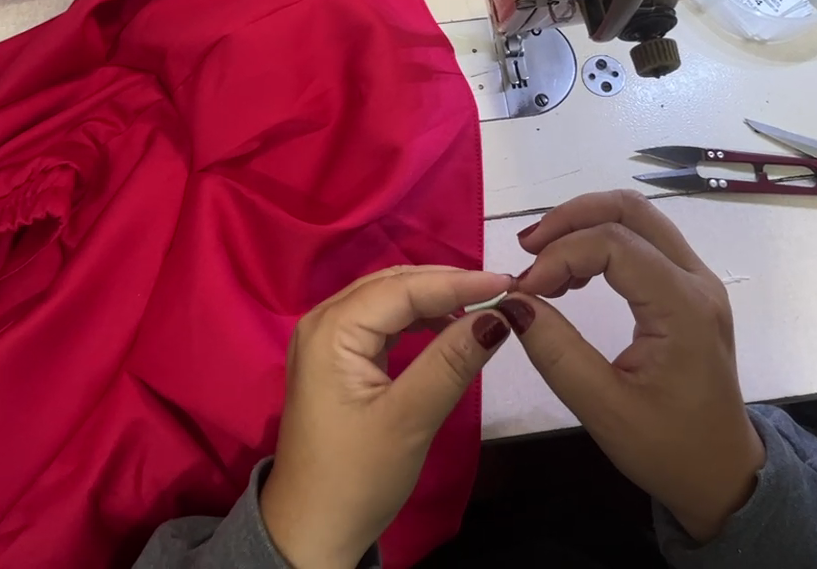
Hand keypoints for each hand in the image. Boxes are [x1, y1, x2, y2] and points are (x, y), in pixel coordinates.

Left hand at [261, 266, 514, 568]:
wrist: (310, 533)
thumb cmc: (355, 478)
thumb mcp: (409, 420)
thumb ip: (451, 363)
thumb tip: (498, 317)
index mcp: (331, 330)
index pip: (402, 288)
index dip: (456, 283)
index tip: (505, 282)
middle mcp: (323, 321)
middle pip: (392, 285)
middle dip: (445, 283)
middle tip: (497, 289)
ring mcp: (327, 338)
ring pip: (387, 299)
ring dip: (432, 298)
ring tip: (479, 304)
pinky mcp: (336, 357)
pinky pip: (381, 321)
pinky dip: (416, 318)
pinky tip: (446, 326)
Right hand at [505, 191, 766, 541]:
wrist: (723, 475)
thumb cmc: (668, 448)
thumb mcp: (603, 409)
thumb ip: (555, 350)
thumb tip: (512, 301)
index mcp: (684, 309)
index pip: (614, 244)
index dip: (560, 255)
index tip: (523, 290)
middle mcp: (697, 279)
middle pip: (629, 209)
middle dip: (570, 217)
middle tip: (528, 247)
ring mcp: (697, 278)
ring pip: (636, 216)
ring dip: (583, 224)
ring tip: (543, 260)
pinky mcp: (687, 286)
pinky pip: (642, 238)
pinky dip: (600, 239)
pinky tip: (572, 275)